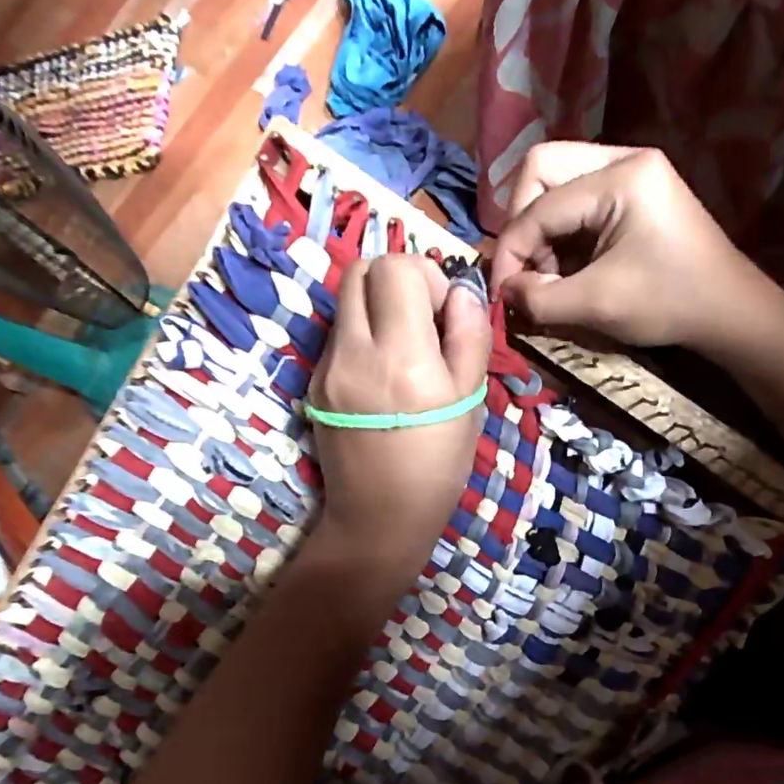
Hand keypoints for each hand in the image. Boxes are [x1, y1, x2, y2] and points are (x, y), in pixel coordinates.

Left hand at [306, 254, 491, 575]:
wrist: (379, 516)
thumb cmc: (438, 464)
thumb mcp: (470, 400)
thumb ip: (469, 337)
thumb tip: (461, 292)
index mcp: (401, 356)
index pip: (395, 267)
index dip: (426, 276)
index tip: (443, 314)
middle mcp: (354, 351)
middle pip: (359, 269)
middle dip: (396, 280)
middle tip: (422, 320)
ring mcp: (325, 366)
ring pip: (346, 301)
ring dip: (379, 307)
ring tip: (405, 350)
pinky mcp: (313, 381)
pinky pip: (339, 335)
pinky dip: (364, 335)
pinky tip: (383, 377)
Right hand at [491, 142, 770, 349]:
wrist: (730, 312)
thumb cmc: (670, 304)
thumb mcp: (597, 305)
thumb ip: (539, 298)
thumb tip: (503, 291)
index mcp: (621, 177)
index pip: (540, 204)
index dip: (512, 249)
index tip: (501, 292)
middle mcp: (625, 158)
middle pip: (541, 169)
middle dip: (523, 223)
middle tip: (526, 269)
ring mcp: (632, 171)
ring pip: (557, 182)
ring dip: (542, 229)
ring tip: (549, 275)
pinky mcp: (635, 191)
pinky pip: (580, 199)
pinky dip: (563, 232)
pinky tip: (568, 266)